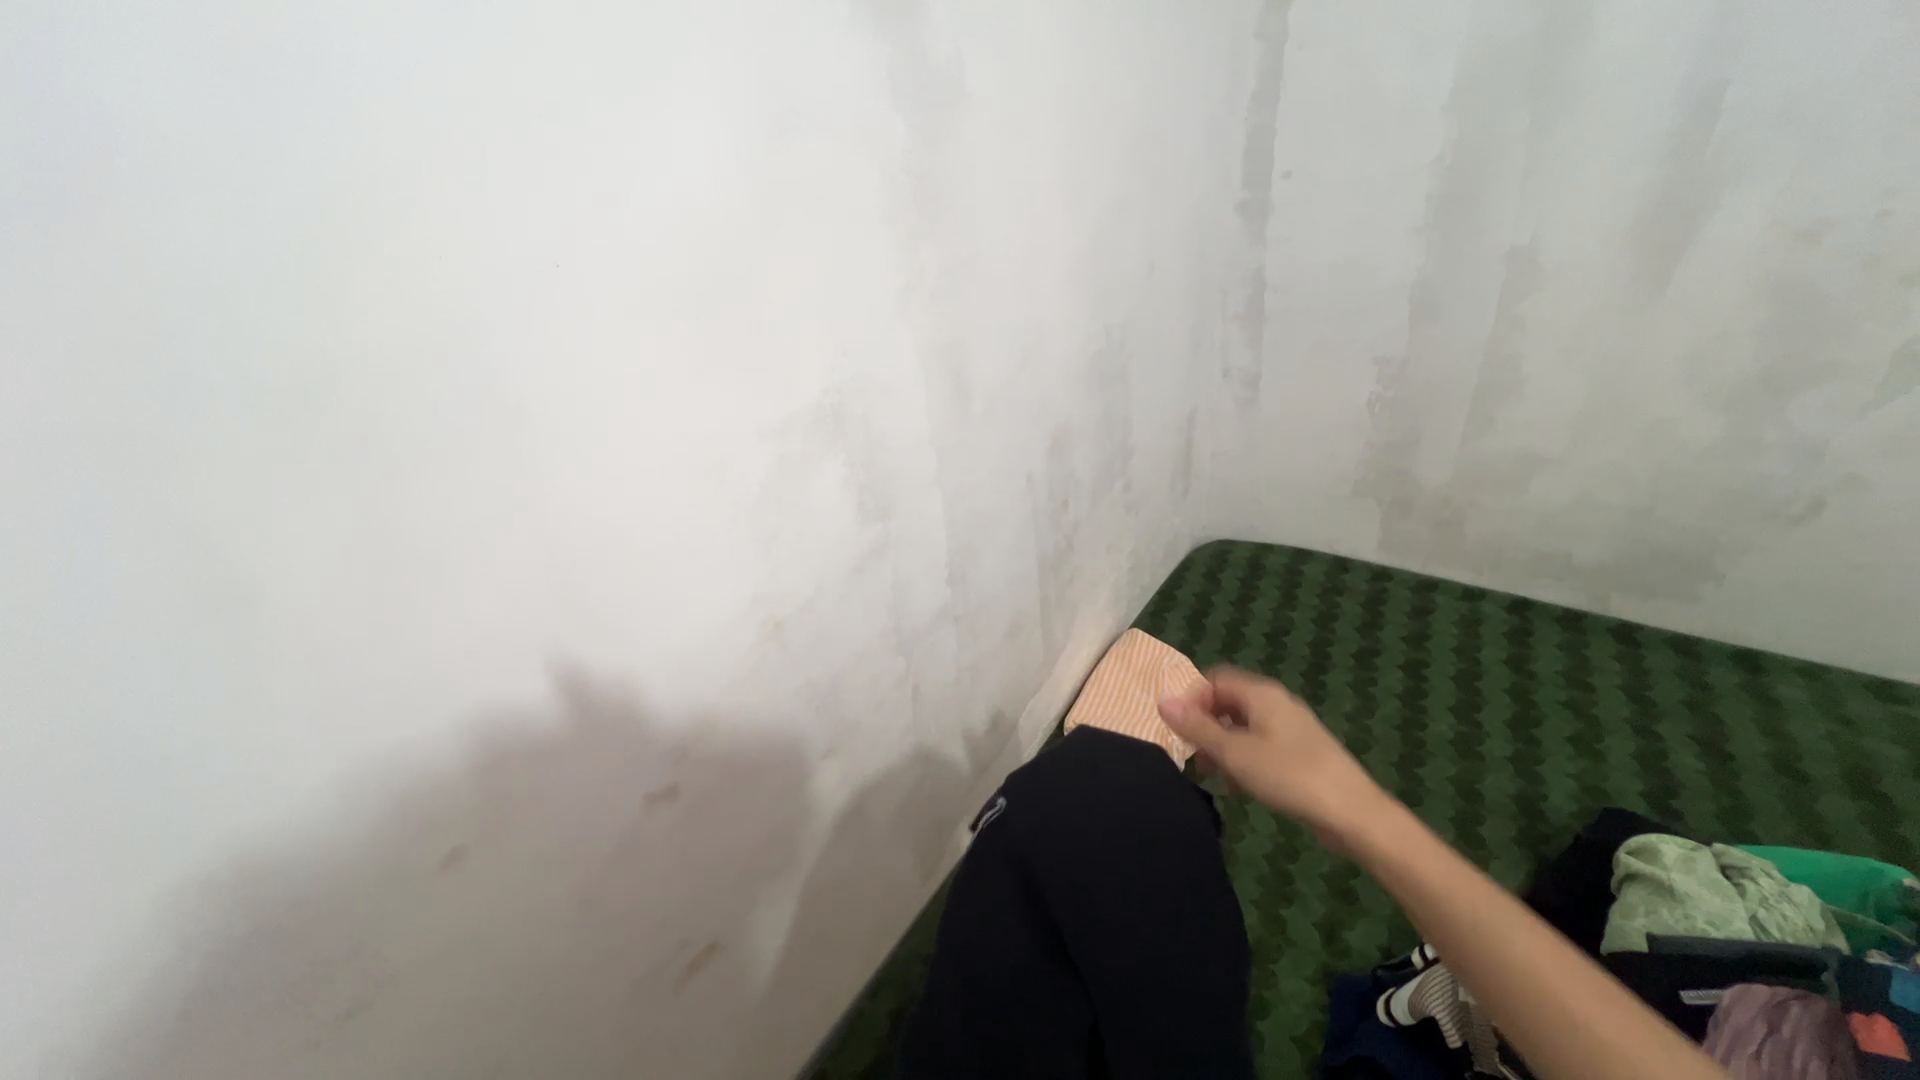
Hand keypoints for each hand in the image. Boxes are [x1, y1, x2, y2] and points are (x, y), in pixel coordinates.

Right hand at [1158, 667, 1393, 847]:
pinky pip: (1260, 745)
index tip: (1178, 729)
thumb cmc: (1288, 775)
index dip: (1192, 699)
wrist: (1352, 812)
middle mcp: (1276, 703)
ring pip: (1243, 726)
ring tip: (1211, 775)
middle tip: (1190, 754)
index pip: (1215, 679)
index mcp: (1261, 694)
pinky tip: (1239, 787)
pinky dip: (1243, 759)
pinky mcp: (1300, 752)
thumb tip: (1163, 701)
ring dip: (1222, 746)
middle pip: (1228, 702)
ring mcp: (1291, 728)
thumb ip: (1197, 727)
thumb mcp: (1234, 752)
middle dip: (1204, 725)